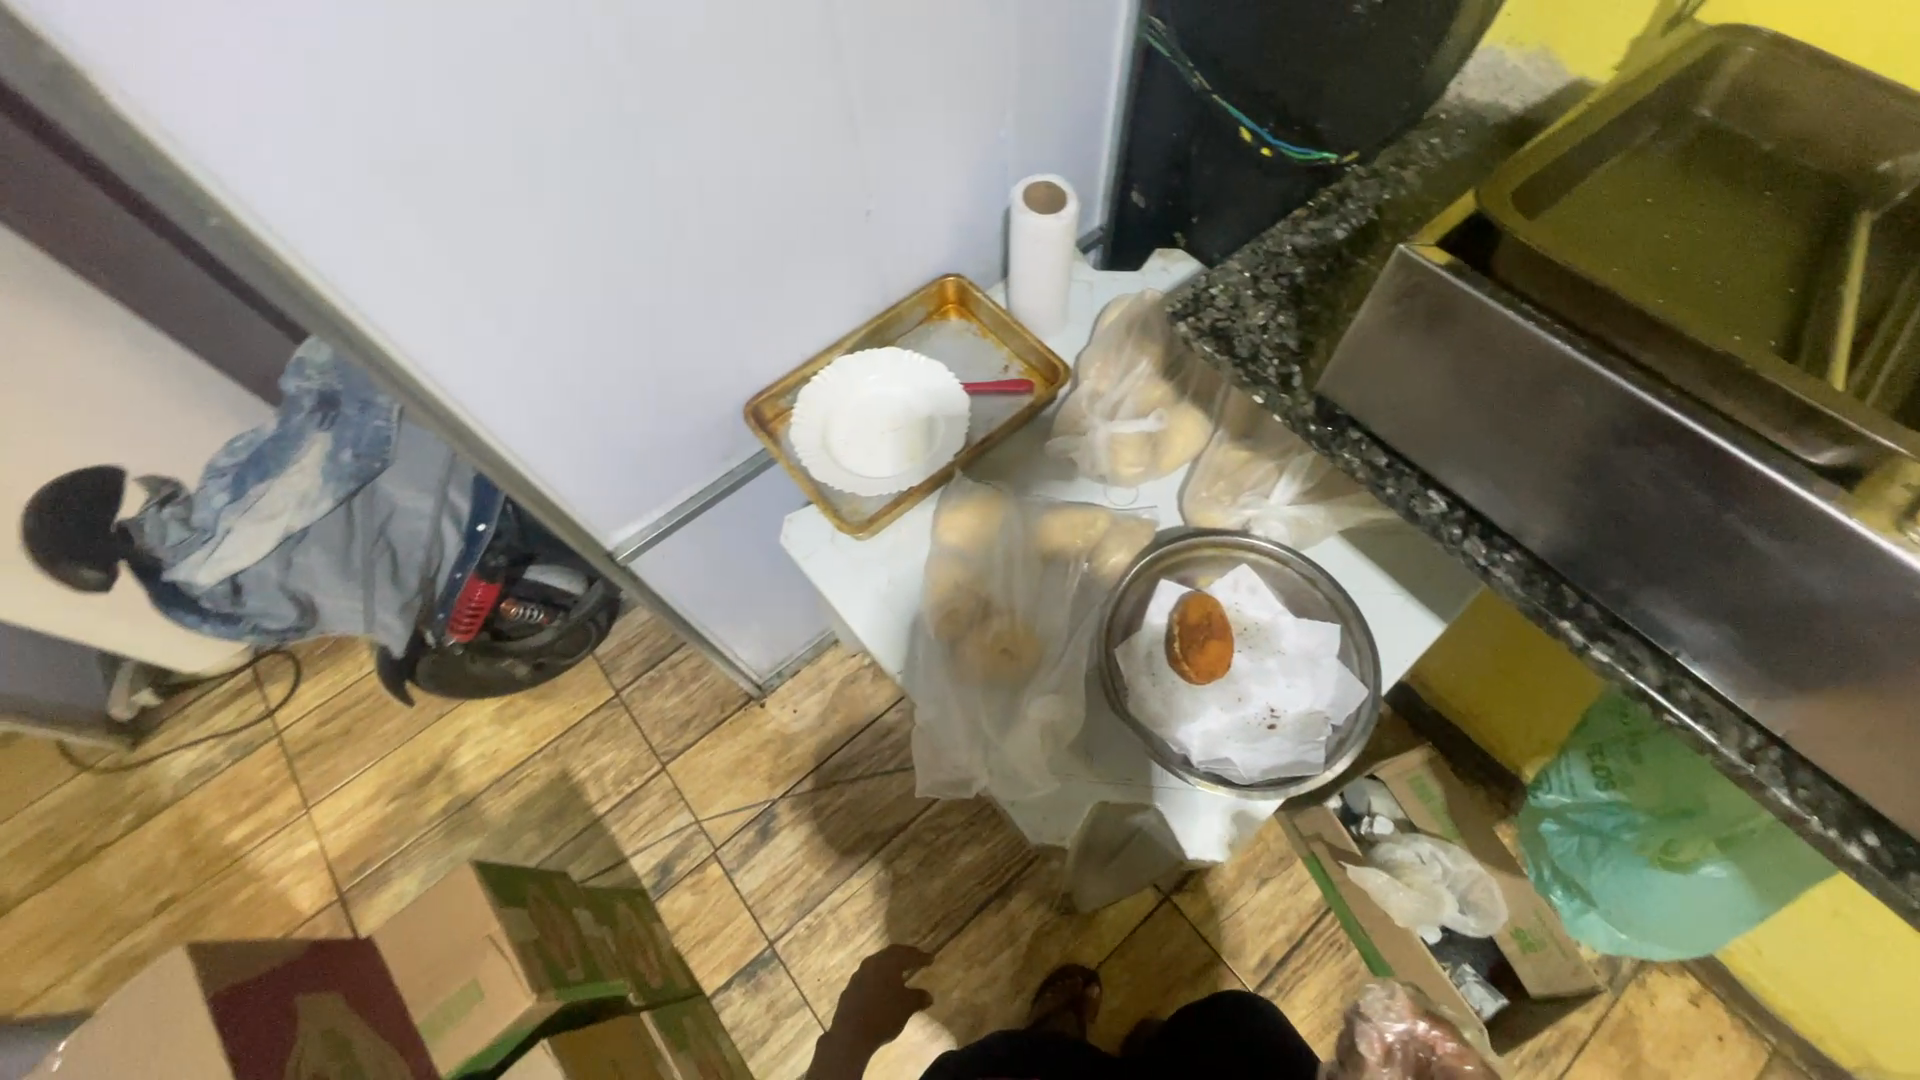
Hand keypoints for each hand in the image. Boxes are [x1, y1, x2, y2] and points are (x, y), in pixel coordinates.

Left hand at [829, 945, 934, 1052]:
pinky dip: (878, 979)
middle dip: (904, 956)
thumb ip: (918, 998)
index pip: (907, 954)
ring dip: (889, 966)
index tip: (931, 958)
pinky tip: (882, 988)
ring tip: (899, 972)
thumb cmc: (884, 1015)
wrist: (852, 1033)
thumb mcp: (907, 1007)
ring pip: (877, 964)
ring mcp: (858, 975)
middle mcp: (872, 963)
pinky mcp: (850, 989)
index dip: (920, 956)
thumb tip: (928, 996)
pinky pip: (868, 977)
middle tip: (916, 958)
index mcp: (888, 962)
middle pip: (890, 954)